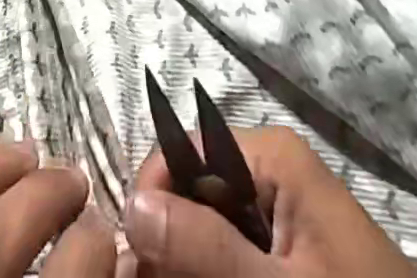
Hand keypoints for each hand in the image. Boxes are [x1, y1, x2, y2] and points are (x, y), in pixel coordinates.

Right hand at [122, 127, 416, 277]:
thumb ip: (204, 247)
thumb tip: (130, 205)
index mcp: (271, 155)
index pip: (183, 150)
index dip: (151, 199)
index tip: (133, 260)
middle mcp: (270, 166)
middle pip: (192, 187)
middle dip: (167, 237)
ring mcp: (279, 204)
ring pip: (206, 219)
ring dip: (184, 258)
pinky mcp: (286, 240)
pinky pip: (231, 243)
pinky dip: (209, 267)